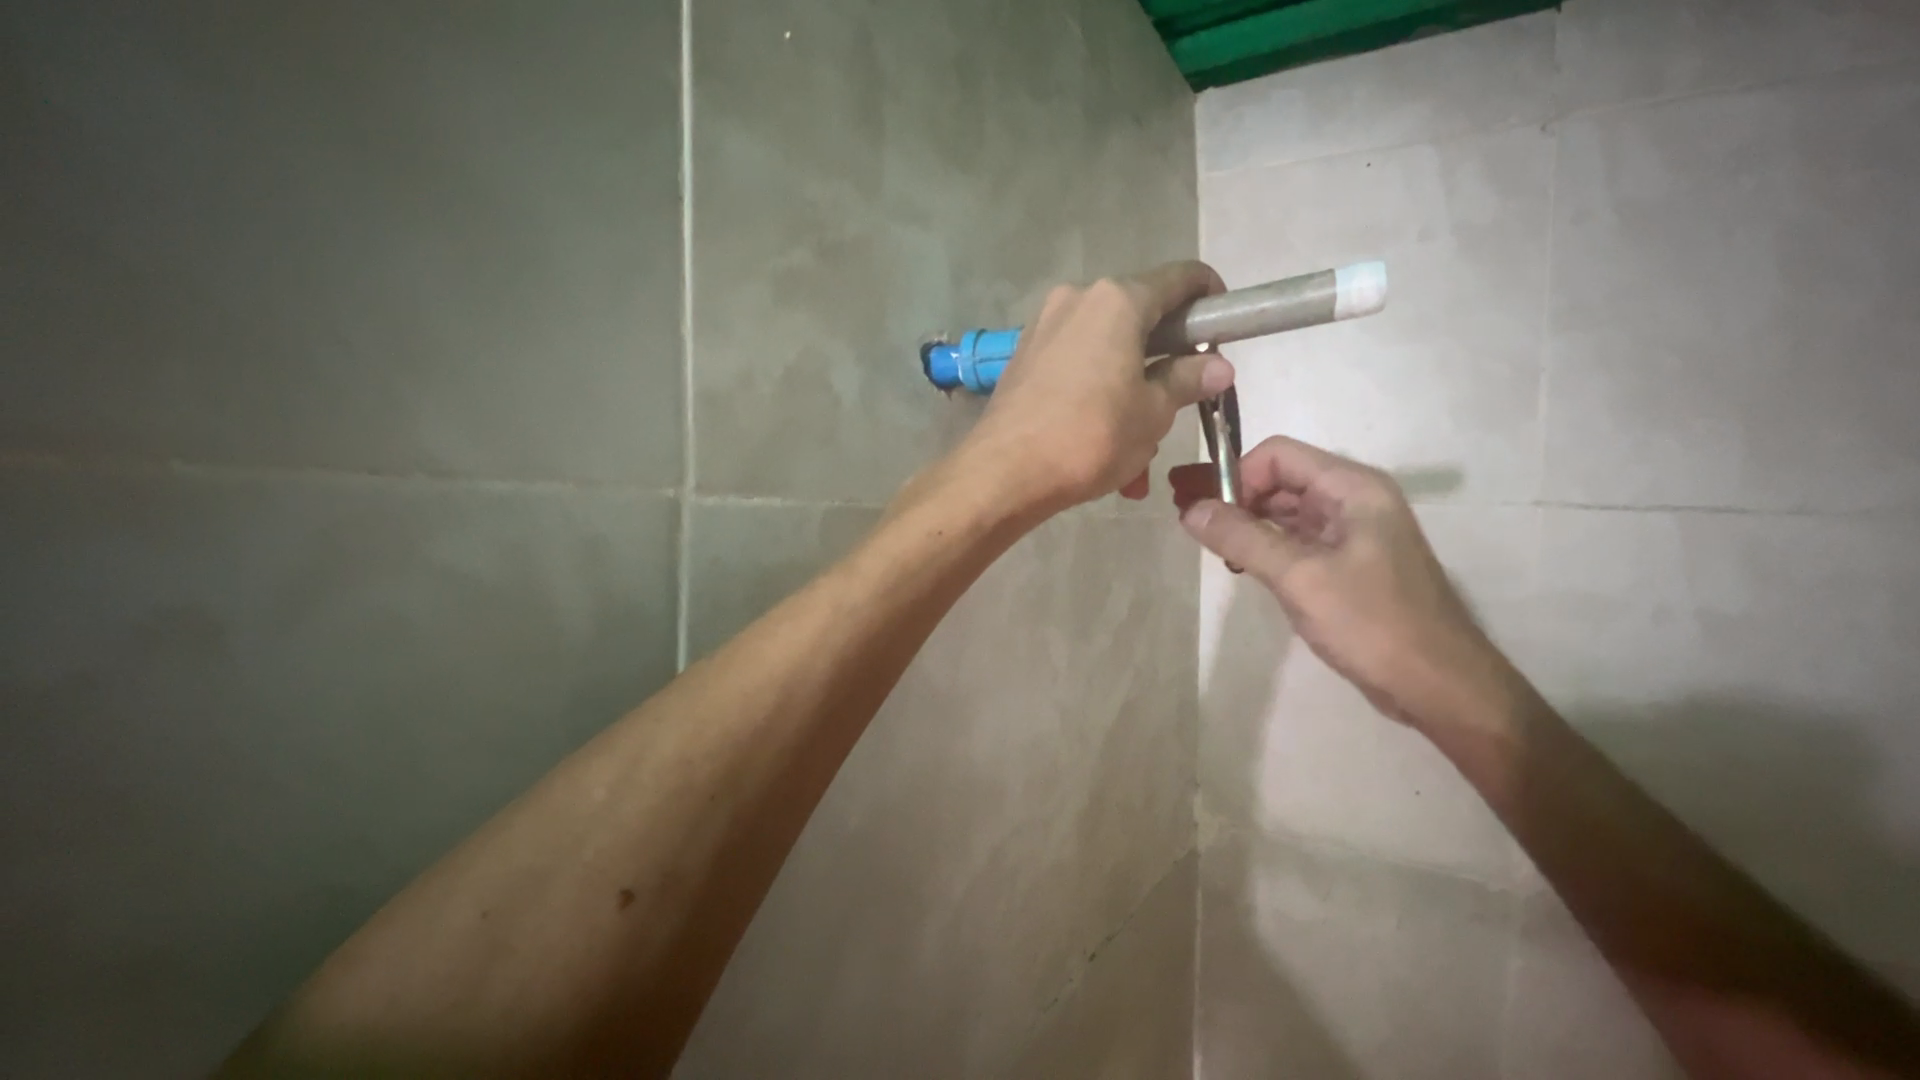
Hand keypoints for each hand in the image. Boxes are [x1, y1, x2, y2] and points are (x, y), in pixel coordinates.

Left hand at [957, 261, 1235, 513]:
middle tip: (1182, 405)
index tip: (1226, 328)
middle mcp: (1078, 299)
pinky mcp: (1025, 357)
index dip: (1212, 297)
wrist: (1004, 473)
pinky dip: (1097, 400)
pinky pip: (1077, 369)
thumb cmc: (1090, 437)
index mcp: (1117, 300)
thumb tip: (1218, 366)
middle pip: (1140, 318)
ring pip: (1108, 353)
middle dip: (1166, 363)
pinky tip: (1104, 449)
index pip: (1181, 278)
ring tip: (1139, 456)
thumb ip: (1188, 380)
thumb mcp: (1153, 413)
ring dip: (1130, 396)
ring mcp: (1045, 326)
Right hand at [1171, 437, 1506, 730]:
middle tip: (1202, 536)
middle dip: (1239, 501)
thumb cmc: (1372, 623)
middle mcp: (1355, 501)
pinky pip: (1300, 541)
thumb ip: (1242, 539)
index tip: (1208, 517)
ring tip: (1220, 556)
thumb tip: (1190, 511)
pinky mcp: (1350, 565)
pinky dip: (1269, 550)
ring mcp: (1354, 534)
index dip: (1238, 478)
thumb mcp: (1299, 578)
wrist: (1438, 685)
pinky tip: (1248, 572)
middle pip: (1282, 479)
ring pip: (1288, 512)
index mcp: (1352, 488)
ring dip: (1251, 527)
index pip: (1278, 455)